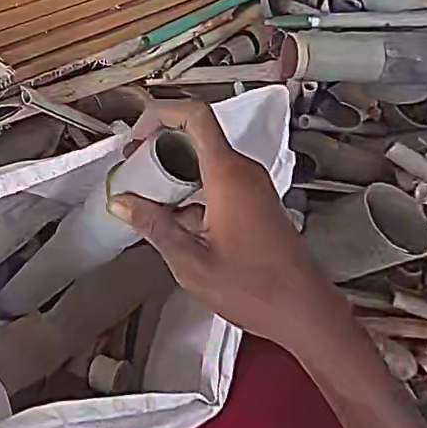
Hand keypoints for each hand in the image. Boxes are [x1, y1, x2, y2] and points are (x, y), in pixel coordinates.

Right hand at [108, 101, 335, 348]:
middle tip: (133, 166)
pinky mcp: (254, 201)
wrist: (304, 313)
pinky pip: (216, 179)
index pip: (195, 116)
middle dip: (159, 146)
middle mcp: (243, 172)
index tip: (137, 135)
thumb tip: (122, 202)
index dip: (160, 114)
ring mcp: (252, 185)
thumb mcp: (190, 260)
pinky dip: (190, 189)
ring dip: (174, 171)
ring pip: (204, 159)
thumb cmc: (256, 289)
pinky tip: (174, 221)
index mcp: (228, 176)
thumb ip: (153, 225)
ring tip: (147, 196)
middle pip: (196, 135)